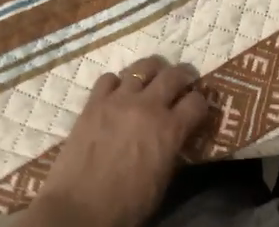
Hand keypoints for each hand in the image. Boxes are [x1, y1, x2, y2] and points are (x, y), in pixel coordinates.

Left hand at [31, 56, 212, 226]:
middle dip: (184, 75)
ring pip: (143, 67)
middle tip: (183, 80)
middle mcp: (148, 106)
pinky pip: (109, 79)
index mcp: (169, 130)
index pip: (197, 102)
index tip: (197, 108)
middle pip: (174, 75)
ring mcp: (119, 100)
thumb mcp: (161, 183)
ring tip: (152, 76)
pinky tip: (115, 94)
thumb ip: (171, 151)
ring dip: (152, 70)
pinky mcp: (94, 102)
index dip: (200, 104)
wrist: (78, 211)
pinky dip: (116, 84)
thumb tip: (175, 137)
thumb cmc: (125, 207)